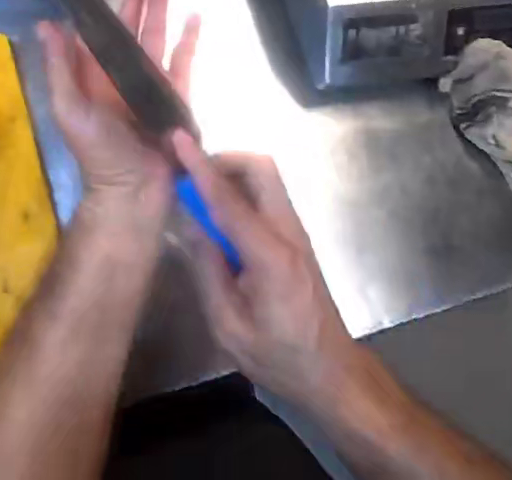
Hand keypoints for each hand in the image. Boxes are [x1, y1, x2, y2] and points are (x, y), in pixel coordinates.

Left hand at [37, 0, 199, 212]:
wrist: (134, 192)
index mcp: (93, 77)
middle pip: (130, 29)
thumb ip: (60, 67)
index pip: (97, 34)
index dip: (102, 7)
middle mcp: (121, 76)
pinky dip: (188, 39)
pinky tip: (194, 17)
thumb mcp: (70, 109)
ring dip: (161, 10)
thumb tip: (46, 24)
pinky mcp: (176, 96)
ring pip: (156, 38)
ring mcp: (150, 84)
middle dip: (138, 0)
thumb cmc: (98, 152)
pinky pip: (183, 61)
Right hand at [171, 132, 363, 409]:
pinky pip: (266, 195)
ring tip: (201, 198)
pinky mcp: (296, 235)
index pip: (228, 199)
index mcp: (270, 256)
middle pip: (260, 168)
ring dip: (232, 174)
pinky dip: (241, 190)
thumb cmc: (278, 356)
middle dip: (223, 160)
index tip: (178, 138)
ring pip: (265, 177)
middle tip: (192, 178)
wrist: (332, 372)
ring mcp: (296, 230)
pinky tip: (222, 218)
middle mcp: (288, 231)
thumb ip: (207, 268)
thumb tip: (187, 220)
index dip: (200, 166)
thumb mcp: (228, 325)